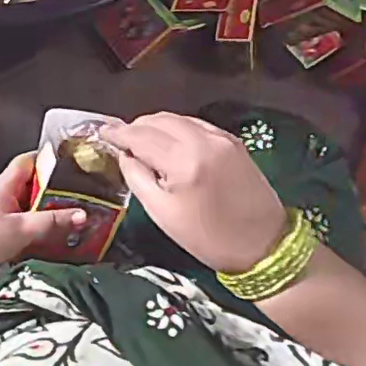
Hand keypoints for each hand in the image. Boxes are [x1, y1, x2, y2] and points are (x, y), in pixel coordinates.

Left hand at [0, 152, 87, 279]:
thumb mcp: (24, 229)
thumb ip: (53, 221)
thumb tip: (82, 214)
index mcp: (3, 184)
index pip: (28, 160)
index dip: (48, 159)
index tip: (69, 165)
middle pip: (30, 182)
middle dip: (52, 189)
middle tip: (76, 195)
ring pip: (26, 202)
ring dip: (44, 208)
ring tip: (68, 214)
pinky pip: (19, 217)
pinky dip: (33, 222)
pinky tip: (47, 232)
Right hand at [102, 113, 286, 273]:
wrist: (264, 246)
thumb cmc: (207, 237)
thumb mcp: (162, 213)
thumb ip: (137, 178)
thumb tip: (125, 155)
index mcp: (183, 161)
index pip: (140, 136)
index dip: (117, 133)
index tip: (102, 133)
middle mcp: (203, 140)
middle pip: (158, 120)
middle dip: (135, 127)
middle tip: (120, 141)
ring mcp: (221, 138)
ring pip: (177, 119)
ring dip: (155, 126)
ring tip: (140, 142)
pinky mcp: (233, 142)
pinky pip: (195, 125)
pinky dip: (176, 129)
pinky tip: (168, 143)